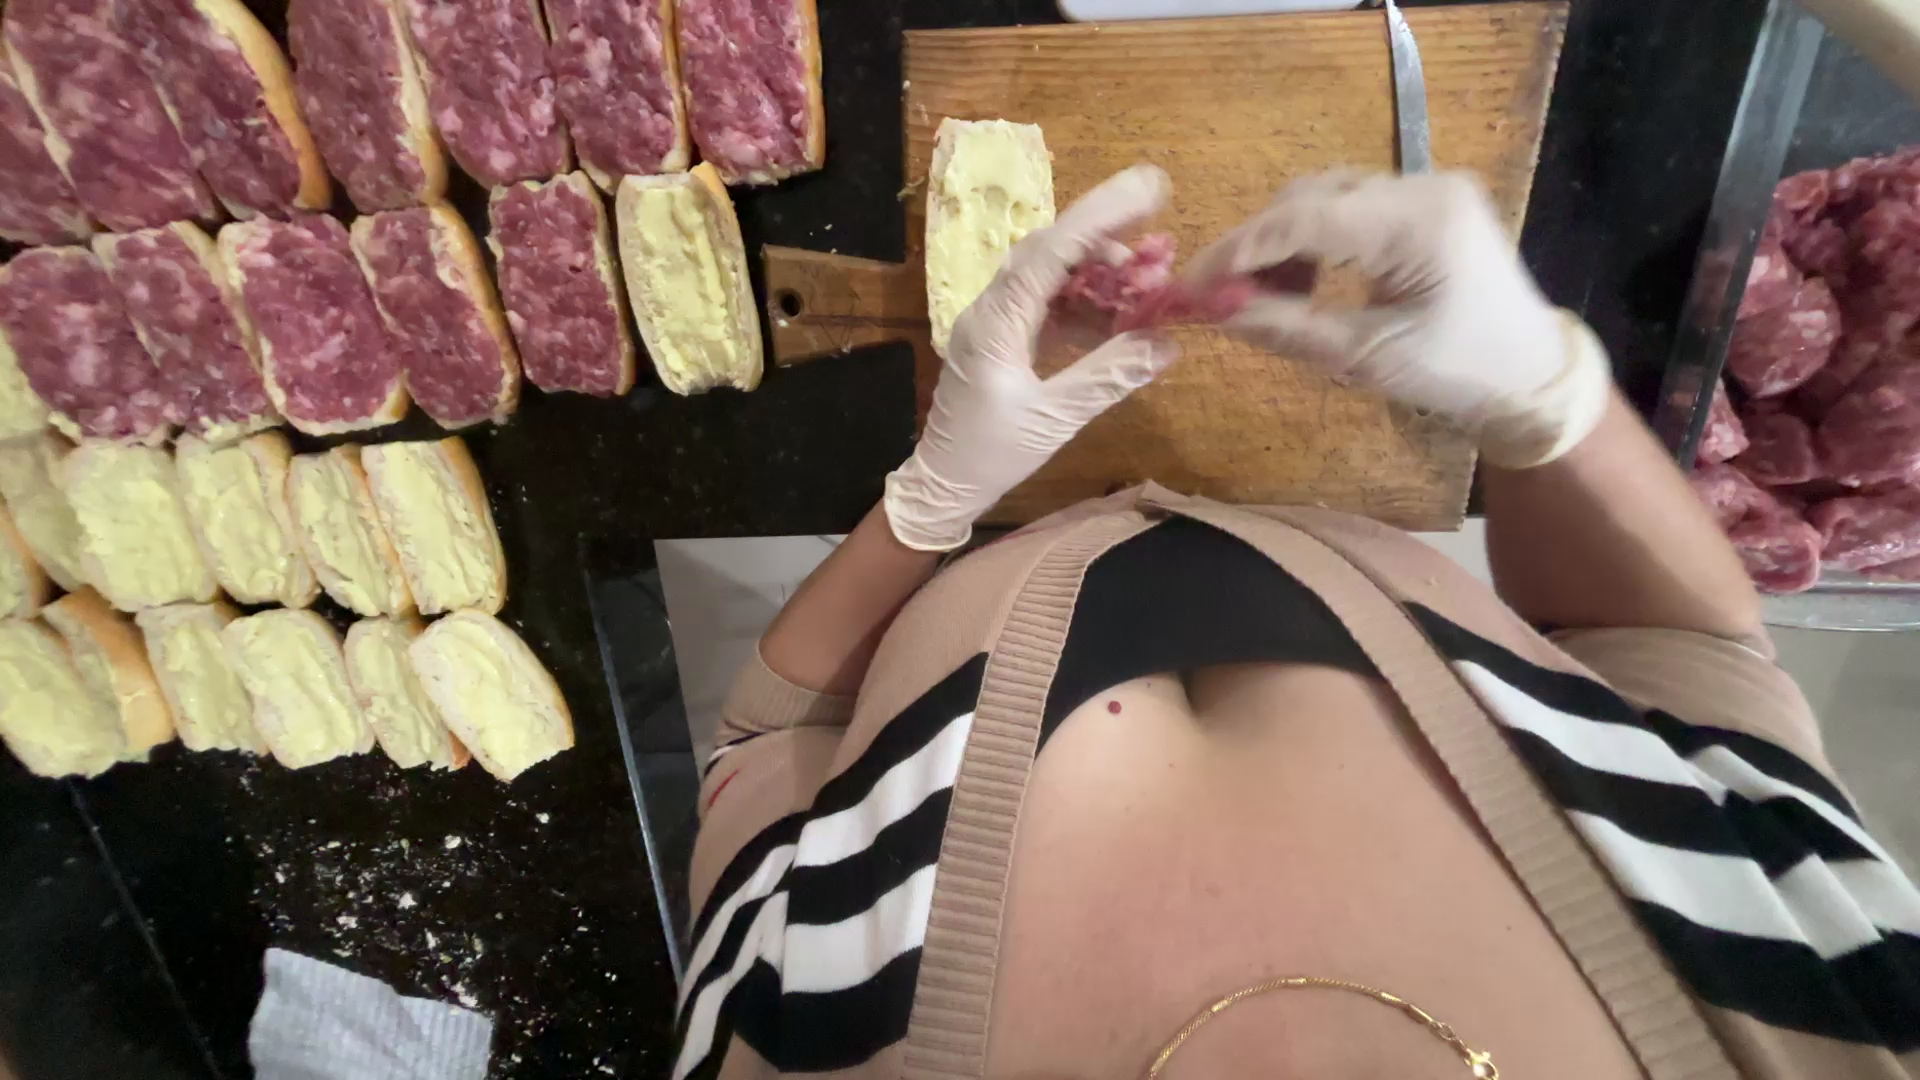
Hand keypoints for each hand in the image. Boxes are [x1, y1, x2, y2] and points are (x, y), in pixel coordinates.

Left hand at [884, 165, 1180, 550]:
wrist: (944, 485)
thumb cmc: (990, 456)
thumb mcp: (1054, 418)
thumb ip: (1109, 376)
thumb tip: (1168, 343)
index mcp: (995, 323)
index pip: (1050, 251)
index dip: (1101, 215)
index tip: (1151, 190)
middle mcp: (989, 311)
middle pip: (1048, 254)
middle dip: (1105, 240)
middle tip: (1159, 240)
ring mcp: (992, 325)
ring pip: (1048, 278)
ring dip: (1096, 275)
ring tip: (1145, 283)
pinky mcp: (1000, 342)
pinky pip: (1044, 308)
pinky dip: (1082, 305)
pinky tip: (1115, 315)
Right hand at [1185, 170, 1612, 467]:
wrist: (1527, 372)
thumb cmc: (1454, 372)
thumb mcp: (1363, 357)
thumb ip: (1286, 328)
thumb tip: (1214, 311)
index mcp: (1419, 223)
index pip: (1305, 218)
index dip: (1238, 250)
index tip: (1189, 286)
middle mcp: (1422, 187)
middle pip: (1307, 197)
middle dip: (1252, 246)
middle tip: (1213, 296)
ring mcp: (1423, 190)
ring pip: (1319, 198)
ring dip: (1276, 244)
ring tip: (1258, 297)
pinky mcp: (1418, 205)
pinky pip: (1343, 209)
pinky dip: (1305, 244)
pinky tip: (1298, 283)